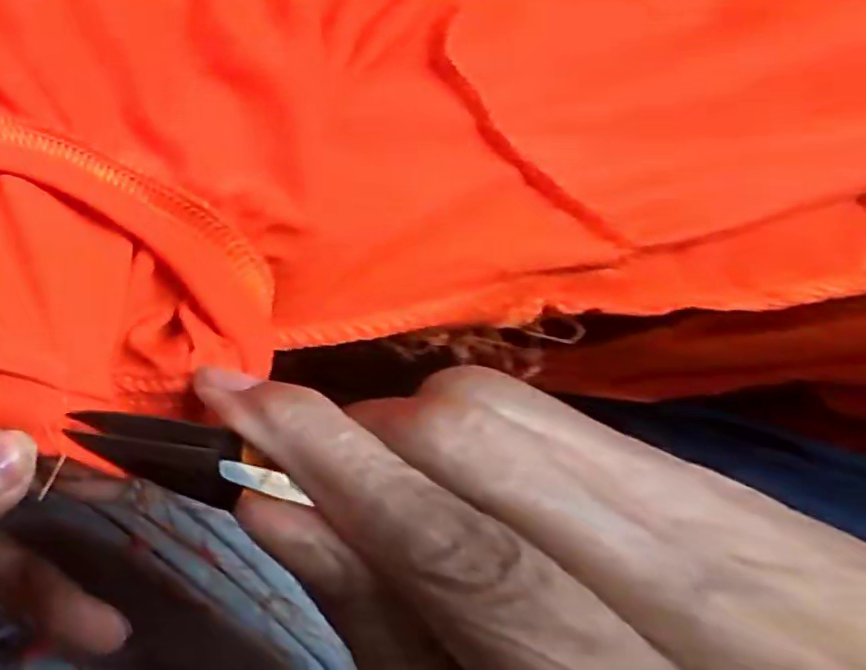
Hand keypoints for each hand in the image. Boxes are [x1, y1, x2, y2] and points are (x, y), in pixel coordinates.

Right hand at [196, 365, 865, 668]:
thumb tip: (260, 500)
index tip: (223, 392)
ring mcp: (795, 558)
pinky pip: (579, 420)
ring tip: (406, 480)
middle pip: (482, 443)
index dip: (327, 458)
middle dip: (360, 432)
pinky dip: (488, 433)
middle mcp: (758, 627)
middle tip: (313, 459)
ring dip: (415, 426)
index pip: (462, 553)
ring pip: (522, 410)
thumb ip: (373, 617)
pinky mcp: (782, 511)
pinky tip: (485, 483)